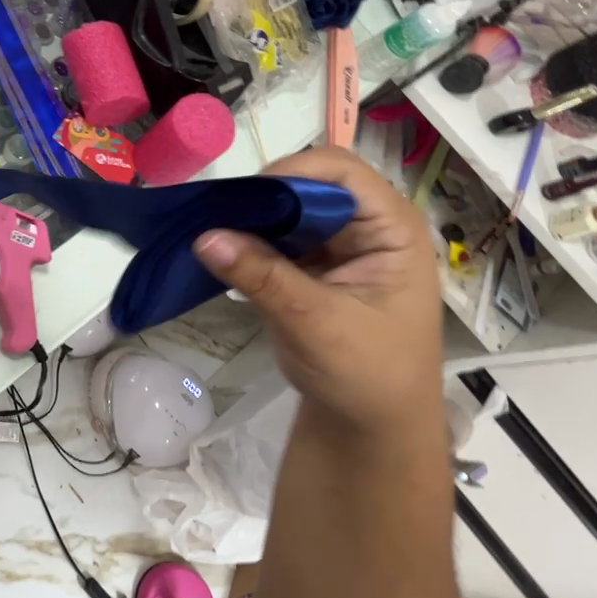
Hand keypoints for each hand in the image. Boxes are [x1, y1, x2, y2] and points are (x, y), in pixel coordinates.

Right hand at [193, 147, 442, 434]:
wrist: (371, 425)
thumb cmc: (367, 374)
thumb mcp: (315, 323)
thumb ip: (262, 276)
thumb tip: (204, 236)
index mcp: (392, 230)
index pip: (341, 172)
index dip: (293, 173)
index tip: (245, 199)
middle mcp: (366, 226)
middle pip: (309, 183)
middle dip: (264, 198)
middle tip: (220, 220)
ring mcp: (338, 244)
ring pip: (286, 208)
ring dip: (251, 218)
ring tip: (216, 236)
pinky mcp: (311, 263)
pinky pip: (274, 234)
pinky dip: (248, 239)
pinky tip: (225, 253)